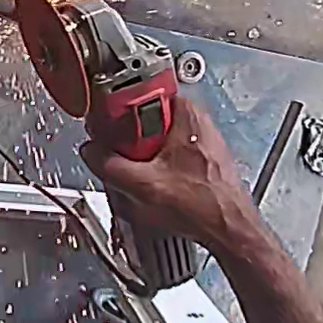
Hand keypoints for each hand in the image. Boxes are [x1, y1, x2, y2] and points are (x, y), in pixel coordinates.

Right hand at [79, 95, 265, 256]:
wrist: (231, 230)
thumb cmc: (205, 206)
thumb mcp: (144, 185)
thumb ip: (109, 165)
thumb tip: (91, 153)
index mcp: (186, 112)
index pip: (141, 92)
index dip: (118, 109)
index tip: (107, 124)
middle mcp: (196, 118)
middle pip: (146, 115)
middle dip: (128, 135)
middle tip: (120, 154)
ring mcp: (201, 136)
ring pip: (156, 133)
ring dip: (142, 151)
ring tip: (138, 171)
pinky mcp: (201, 154)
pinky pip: (168, 148)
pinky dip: (157, 161)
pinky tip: (155, 180)